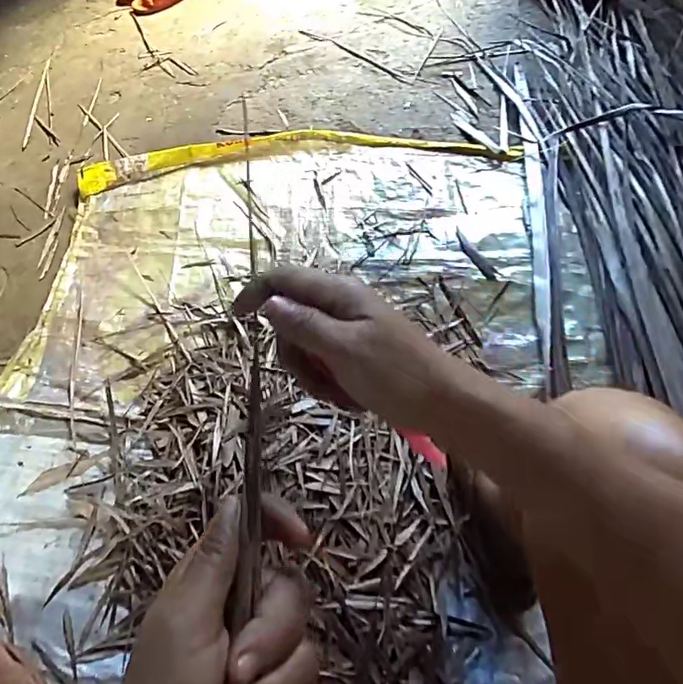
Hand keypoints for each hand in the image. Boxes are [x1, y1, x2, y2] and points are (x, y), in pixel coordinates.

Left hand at [119, 496, 318, 683]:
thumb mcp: (183, 621)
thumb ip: (213, 562)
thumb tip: (234, 500)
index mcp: (213, 576)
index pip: (253, 526)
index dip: (279, 520)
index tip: (300, 537)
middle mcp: (242, 601)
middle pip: (288, 584)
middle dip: (269, 629)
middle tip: (235, 668)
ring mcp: (262, 642)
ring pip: (301, 631)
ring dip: (270, 672)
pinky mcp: (278, 678)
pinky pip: (305, 667)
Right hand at [232, 267, 457, 431]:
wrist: (447, 405)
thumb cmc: (397, 375)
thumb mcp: (343, 350)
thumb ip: (303, 325)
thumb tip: (269, 302)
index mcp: (339, 294)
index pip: (285, 278)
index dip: (257, 292)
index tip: (236, 317)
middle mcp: (342, 304)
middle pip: (291, 319)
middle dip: (295, 355)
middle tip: (317, 381)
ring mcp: (350, 327)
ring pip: (305, 344)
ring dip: (314, 374)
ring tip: (340, 395)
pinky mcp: (357, 349)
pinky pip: (324, 361)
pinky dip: (329, 381)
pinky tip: (350, 398)